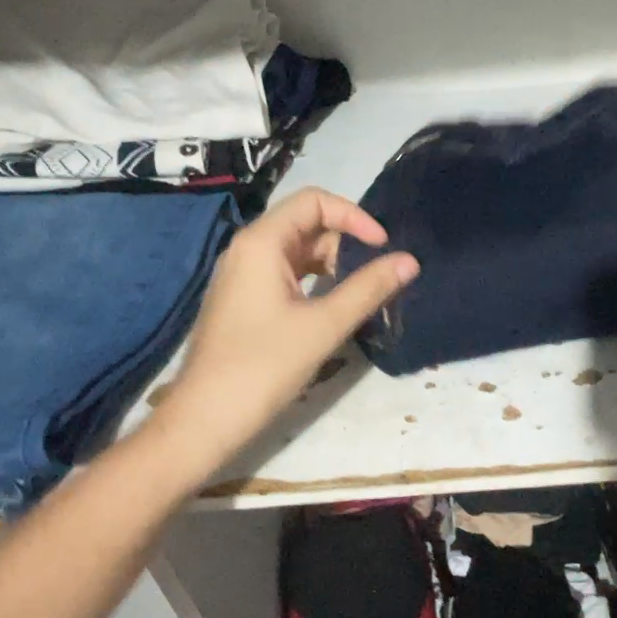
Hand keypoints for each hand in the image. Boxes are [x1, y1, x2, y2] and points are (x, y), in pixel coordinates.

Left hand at [152, 188, 418, 460]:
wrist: (206, 417)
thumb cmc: (264, 366)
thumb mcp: (324, 325)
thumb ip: (368, 288)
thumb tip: (410, 261)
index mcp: (262, 243)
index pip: (314, 201)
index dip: (354, 216)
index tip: (383, 247)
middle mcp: (248, 249)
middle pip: (305, 223)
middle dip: (346, 242)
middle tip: (376, 275)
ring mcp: (243, 276)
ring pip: (297, 252)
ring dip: (333, 264)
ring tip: (361, 293)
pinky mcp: (244, 301)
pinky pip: (286, 275)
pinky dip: (315, 282)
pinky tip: (334, 309)